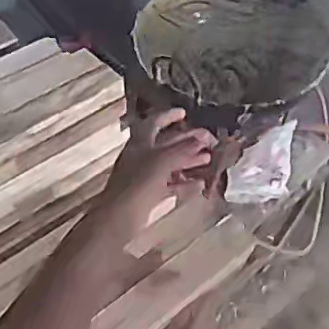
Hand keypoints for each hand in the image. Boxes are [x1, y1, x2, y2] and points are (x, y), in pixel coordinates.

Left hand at [82, 108, 214, 248]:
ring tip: (208, 160)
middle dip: (187, 141)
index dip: (169, 116)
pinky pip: (169, 185)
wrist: (119, 215)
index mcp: (140, 143)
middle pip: (166, 144)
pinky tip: (199, 184)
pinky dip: (184, 182)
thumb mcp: (162, 161)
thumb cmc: (138, 183)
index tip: (184, 113)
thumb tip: (201, 139)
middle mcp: (141, 156)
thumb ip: (183, 149)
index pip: (155, 122)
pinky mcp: (148, 194)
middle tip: (208, 141)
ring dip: (189, 161)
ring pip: (169, 165)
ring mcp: (144, 176)